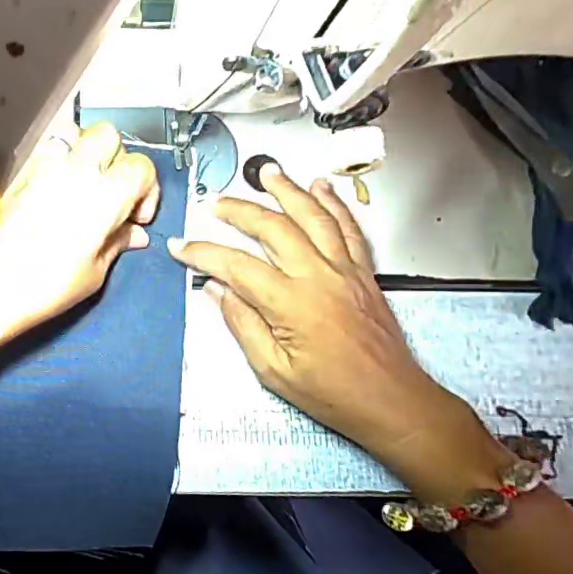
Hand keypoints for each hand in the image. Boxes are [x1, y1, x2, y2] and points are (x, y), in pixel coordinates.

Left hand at [0, 122, 158, 349]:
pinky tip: (55, 192)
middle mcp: (76, 170)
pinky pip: (44, 153)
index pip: (142, 166)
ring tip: (84, 184)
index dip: (146, 189)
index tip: (137, 216)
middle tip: (114, 191)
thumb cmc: (41, 283)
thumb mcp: (93, 272)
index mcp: (106, 193)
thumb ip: (116, 243)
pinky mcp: (18, 175)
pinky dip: (56, 163)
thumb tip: (132, 234)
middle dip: (117, 158)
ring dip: (84, 152)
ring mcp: (43, 167)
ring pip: (73, 134)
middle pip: (108, 136)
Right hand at [167, 161, 507, 501]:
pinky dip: (333, 204)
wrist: (393, 401)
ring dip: (288, 190)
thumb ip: (242, 324)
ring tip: (267, 172)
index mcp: (291, 304)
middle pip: (274, 228)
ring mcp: (345, 270)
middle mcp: (319, 277)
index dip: (203, 253)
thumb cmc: (331, 393)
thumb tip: (217, 290)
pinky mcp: (363, 272)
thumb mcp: (272, 370)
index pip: (236, 266)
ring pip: (313, 216)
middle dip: (240, 211)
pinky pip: (348, 228)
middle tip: (217, 204)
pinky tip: (320, 187)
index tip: (180, 247)